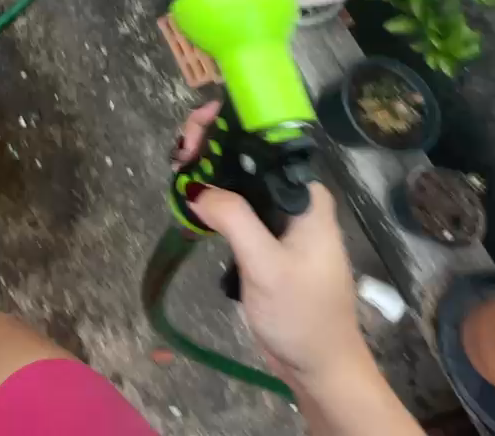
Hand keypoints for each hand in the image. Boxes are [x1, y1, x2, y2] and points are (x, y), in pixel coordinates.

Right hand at [174, 101, 371, 386]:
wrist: (318, 369)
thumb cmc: (303, 315)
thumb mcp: (267, 266)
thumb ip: (234, 219)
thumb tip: (193, 186)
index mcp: (303, 196)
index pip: (264, 142)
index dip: (229, 124)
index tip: (196, 129)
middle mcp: (290, 198)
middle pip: (244, 153)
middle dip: (209, 143)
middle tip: (177, 156)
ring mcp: (274, 217)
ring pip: (233, 175)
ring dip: (203, 168)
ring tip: (176, 172)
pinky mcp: (259, 236)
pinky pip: (229, 201)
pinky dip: (206, 193)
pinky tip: (185, 196)